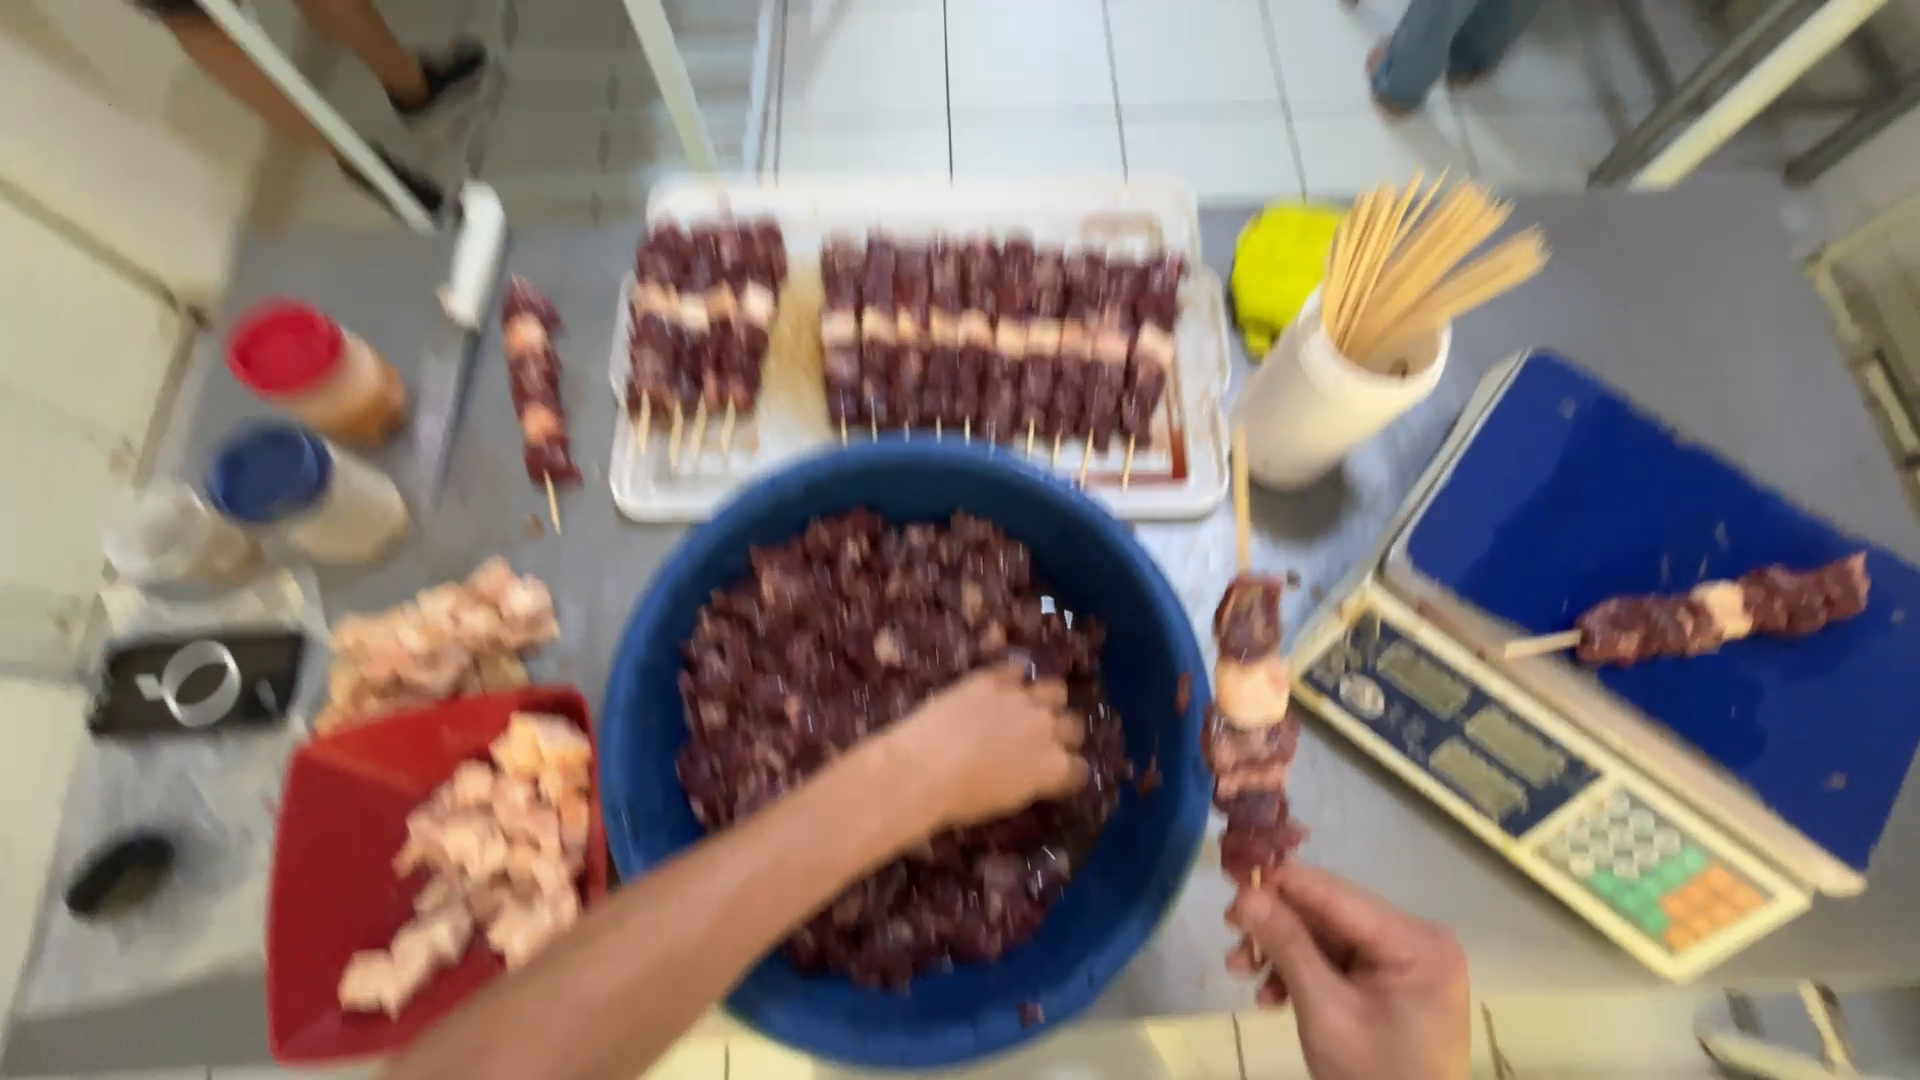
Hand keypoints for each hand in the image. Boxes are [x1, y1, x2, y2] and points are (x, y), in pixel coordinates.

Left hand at [879, 662, 1089, 831]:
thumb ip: (1031, 781)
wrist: (922, 770)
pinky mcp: (993, 679)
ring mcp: (1021, 699)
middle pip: (1073, 725)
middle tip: (1041, 738)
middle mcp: (1046, 729)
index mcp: (1054, 768)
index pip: (1078, 768)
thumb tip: (1035, 772)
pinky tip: (1002, 685)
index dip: (1067, 770)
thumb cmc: (959, 801)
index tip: (1055, 772)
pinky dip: (1013, 677)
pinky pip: (1016, 669)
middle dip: (1061, 732)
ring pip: (1055, 690)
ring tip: (1028, 705)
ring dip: (1046, 699)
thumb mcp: (1006, 801)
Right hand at [1226, 863, 1470, 1079]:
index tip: (1230, 882)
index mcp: (1415, 941)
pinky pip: (1333, 958)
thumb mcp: (1324, 1010)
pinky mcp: (1388, 978)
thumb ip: (1285, 944)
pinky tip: (1270, 994)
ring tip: (1240, 970)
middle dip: (1274, 927)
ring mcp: (1402, 959)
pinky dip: (1298, 971)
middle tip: (1230, 932)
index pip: (1332, 892)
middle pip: (1324, 913)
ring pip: (1321, 935)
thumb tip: (1243, 892)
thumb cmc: (1374, 1079)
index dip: (1278, 882)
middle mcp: (1415, 938)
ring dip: (1279, 951)